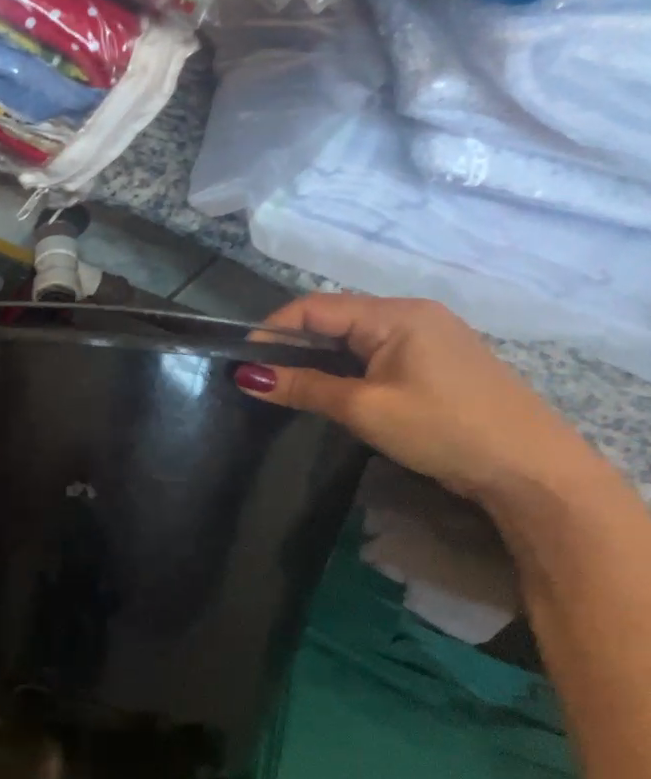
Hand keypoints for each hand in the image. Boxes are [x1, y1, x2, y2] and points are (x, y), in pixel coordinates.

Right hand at [236, 294, 608, 513]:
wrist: (534, 472)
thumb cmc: (444, 429)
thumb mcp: (363, 408)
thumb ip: (302, 387)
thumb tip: (244, 376)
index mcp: (396, 315)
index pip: (314, 307)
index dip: (271, 329)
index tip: (243, 363)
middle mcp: (414, 315)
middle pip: (333, 318)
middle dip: (292, 344)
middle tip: (261, 378)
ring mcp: (430, 338)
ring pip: (352, 337)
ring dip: (318, 358)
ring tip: (290, 387)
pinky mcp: (438, 362)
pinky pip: (375, 352)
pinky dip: (345, 367)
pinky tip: (334, 391)